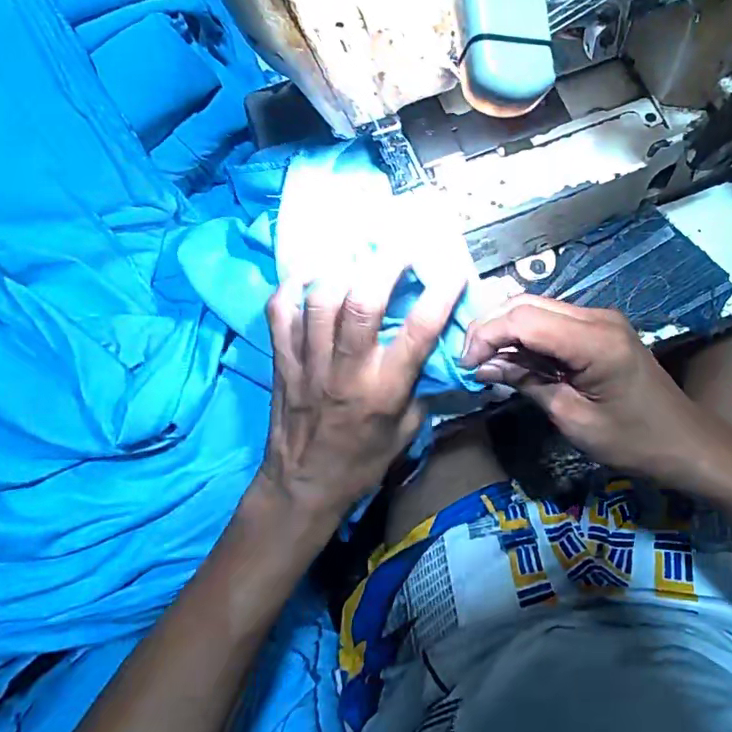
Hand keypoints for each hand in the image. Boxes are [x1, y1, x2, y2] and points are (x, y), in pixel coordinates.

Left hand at [258, 260, 464, 524]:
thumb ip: (422, 386)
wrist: (303, 486)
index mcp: (384, 391)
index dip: (439, 295)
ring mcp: (308, 363)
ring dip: (340, 269)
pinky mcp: (281, 361)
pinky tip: (309, 273)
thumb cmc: (362, 461)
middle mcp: (346, 371)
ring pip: (320, 301)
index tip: (452, 269)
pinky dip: (292, 287)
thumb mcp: (407, 431)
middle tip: (400, 245)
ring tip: (357, 251)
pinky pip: (280, 313)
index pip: (418, 333)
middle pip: (361, 303)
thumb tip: (440, 350)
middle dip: (384, 265)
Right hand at [459, 295, 731, 494]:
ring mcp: (601, 319)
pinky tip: (512, 357)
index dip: (487, 335)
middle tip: (469, 361)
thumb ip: (527, 383)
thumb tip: (483, 367)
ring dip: (507, 329)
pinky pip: (553, 320)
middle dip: (491, 327)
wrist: (687, 444)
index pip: (523, 318)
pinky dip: (527, 334)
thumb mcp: (572, 419)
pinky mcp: (601, 328)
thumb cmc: (633, 441)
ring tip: (484, 360)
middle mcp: (597, 317)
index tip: (465, 364)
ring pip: (537, 307)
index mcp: (594, 340)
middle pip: (527, 303)